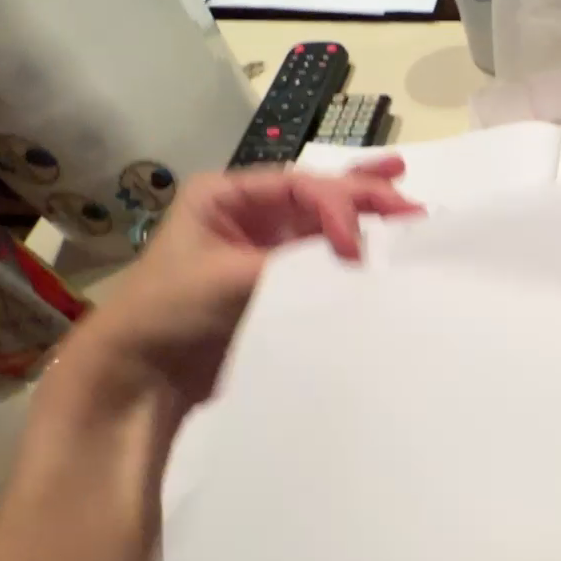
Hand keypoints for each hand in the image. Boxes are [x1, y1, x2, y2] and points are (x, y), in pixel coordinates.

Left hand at [59, 158, 420, 406]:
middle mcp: (255, 214)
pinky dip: (360, 247)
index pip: (301, 188)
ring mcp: (273, 248)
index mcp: (227, 196)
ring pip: (331, 220)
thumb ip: (293, 262)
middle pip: (321, 194)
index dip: (339, 209)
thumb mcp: (227, 277)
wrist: (148, 371)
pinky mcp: (287, 281)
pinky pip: (329, 257)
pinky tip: (385, 235)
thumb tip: (361, 259)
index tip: (355, 250)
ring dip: (369, 212)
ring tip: (407, 198)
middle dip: (366, 195)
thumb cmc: (169, 312)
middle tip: (412, 207)